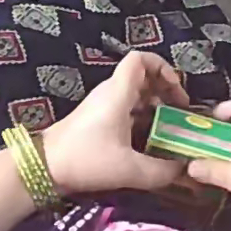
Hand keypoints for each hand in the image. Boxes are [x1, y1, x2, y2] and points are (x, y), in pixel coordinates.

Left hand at [39, 51, 189, 194]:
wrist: (46, 167)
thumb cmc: (86, 159)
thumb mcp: (129, 169)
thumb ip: (161, 171)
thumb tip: (185, 171)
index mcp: (118, 92)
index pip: (140, 59)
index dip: (163, 67)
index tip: (177, 92)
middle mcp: (111, 93)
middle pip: (142, 76)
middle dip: (165, 89)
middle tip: (179, 112)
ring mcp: (103, 105)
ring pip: (135, 94)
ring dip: (155, 106)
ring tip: (170, 128)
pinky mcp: (98, 119)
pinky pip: (127, 109)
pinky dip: (142, 118)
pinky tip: (151, 141)